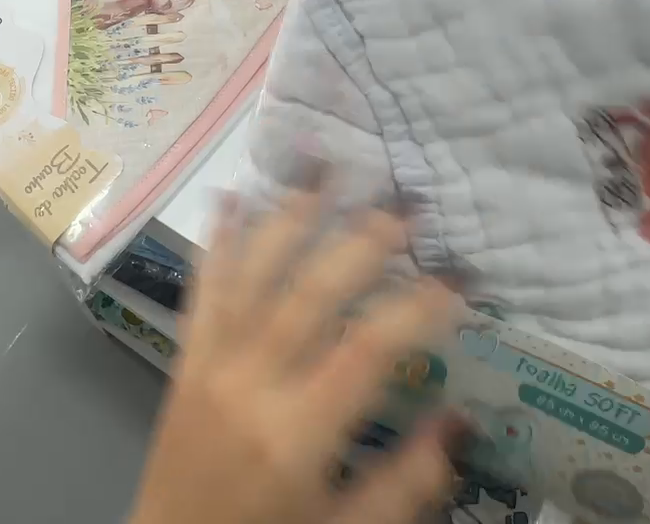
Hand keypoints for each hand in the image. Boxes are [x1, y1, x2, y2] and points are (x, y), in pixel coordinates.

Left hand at [128, 193, 461, 523]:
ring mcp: (213, 357)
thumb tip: (462, 419)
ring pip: (253, 272)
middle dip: (360, 241)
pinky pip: (202, 286)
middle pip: (310, 292)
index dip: (417, 307)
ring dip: (290, 216)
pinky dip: (218, 239)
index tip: (459, 275)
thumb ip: (407, 483)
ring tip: (324, 167)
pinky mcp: (186, 353)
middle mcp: (252, 377)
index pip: (368, 349)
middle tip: (404, 202)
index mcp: (299, 428)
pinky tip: (230, 195)